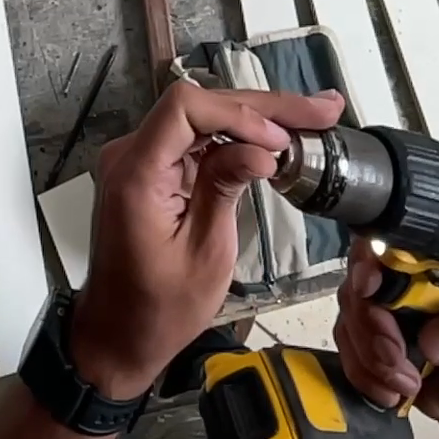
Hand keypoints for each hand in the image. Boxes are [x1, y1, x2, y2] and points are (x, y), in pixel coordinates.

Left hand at [68, 82, 344, 398]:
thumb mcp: (205, 254)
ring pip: (201, 115)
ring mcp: (138, 156)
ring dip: (256, 116)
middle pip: (198, 105)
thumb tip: (263, 148)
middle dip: (263, 108)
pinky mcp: (151, 165)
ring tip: (311, 116)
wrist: (117, 333)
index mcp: (136, 173)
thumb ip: (225, 188)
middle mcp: (130, 153)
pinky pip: (195, 135)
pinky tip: (276, 135)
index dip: (238, 114)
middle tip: (321, 111)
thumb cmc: (159, 309)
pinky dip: (236, 134)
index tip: (280, 140)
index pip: (184, 108)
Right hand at [332, 239, 438, 424]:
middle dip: (369, 323)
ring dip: (369, 355)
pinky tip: (392, 391)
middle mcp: (402, 281)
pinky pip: (345, 349)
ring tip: (407, 384)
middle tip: (396, 357)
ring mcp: (382, 310)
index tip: (370, 288)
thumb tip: (434, 338)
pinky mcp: (368, 342)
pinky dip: (363, 374)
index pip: (389, 242)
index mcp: (436, 267)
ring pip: (348, 316)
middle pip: (357, 280)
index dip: (368, 259)